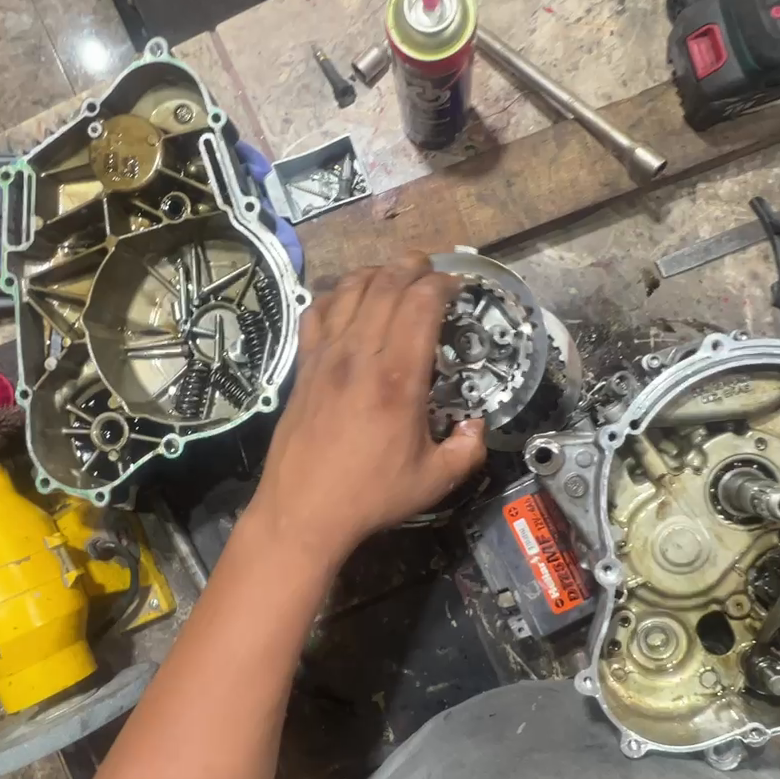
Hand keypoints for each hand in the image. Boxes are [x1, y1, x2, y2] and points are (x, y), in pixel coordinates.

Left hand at [247, 253, 486, 563]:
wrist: (302, 512)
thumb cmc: (370, 496)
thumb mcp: (435, 480)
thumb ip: (468, 450)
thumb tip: (477, 426)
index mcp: (398, 378)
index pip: (421, 305)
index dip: (442, 284)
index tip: (457, 285)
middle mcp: (360, 355)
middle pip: (385, 286)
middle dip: (413, 267)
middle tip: (431, 267)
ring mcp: (325, 357)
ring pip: (349, 291)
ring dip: (376, 272)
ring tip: (394, 273)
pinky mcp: (303, 368)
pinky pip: (317, 313)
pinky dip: (335, 295)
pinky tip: (347, 300)